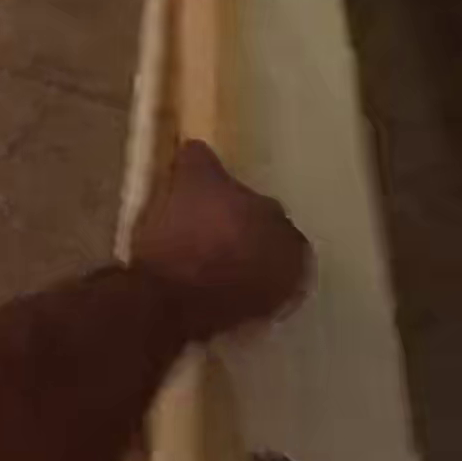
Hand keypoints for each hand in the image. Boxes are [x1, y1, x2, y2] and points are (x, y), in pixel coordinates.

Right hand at [132, 140, 309, 339]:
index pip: (249, 196)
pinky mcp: (261, 315)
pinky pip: (247, 286)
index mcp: (277, 215)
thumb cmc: (178, 233)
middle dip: (233, 224)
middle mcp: (291, 250)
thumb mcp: (185, 184)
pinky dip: (230, 278)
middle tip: (195, 223)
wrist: (170, 296)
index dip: (219, 196)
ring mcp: (281, 287)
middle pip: (258, 228)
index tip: (193, 198)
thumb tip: (199, 145)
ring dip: (233, 252)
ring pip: (254, 258)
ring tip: (196, 250)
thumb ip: (199, 161)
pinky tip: (201, 274)